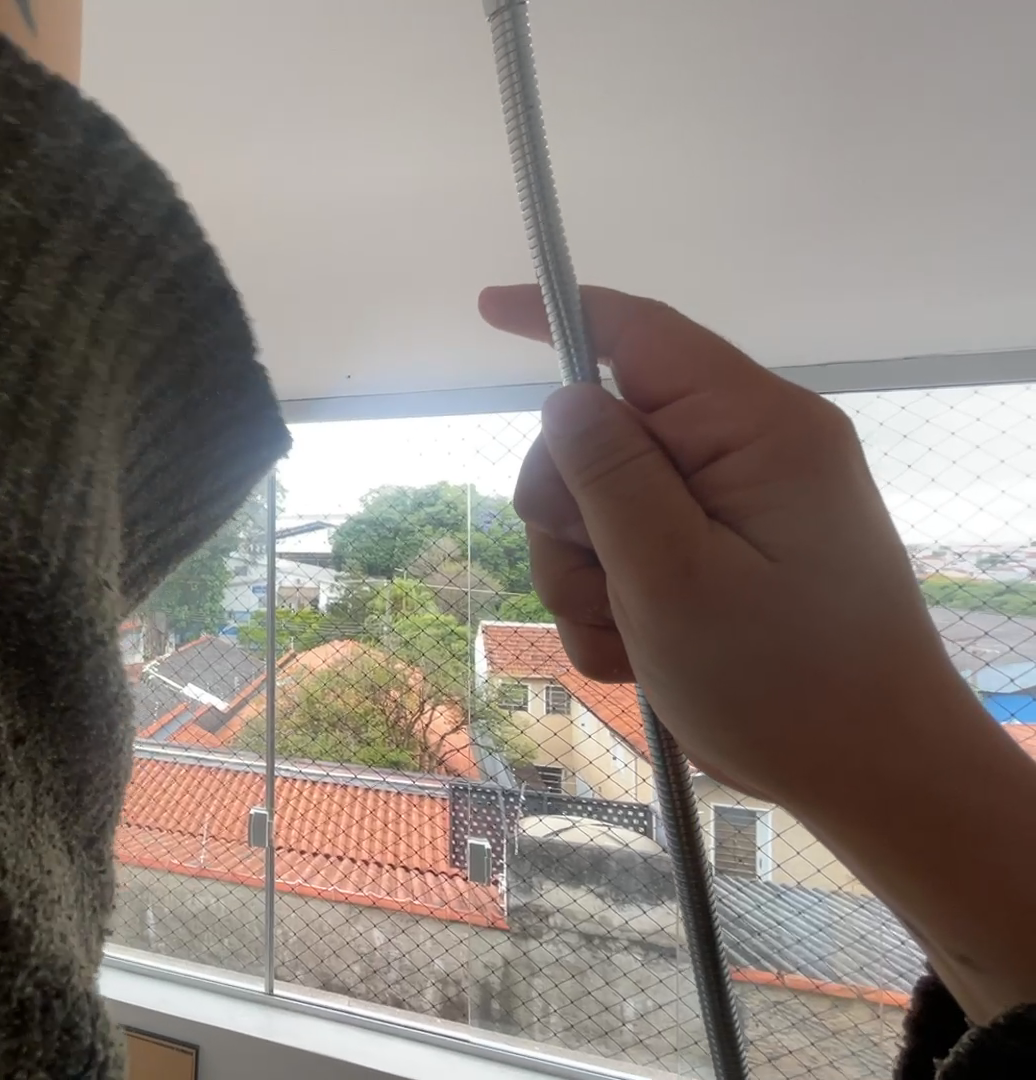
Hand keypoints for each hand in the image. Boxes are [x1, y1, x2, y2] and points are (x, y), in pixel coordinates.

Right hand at [481, 284, 977, 808]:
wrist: (862, 775)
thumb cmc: (779, 680)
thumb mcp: (671, 575)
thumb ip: (610, 474)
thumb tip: (563, 397)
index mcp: (753, 433)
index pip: (640, 338)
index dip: (559, 316)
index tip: (487, 308)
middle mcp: (737, 451)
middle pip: (590, 438)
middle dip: (563, 513)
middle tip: (596, 581)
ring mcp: (718, 501)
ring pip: (584, 503)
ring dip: (576, 571)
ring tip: (622, 632)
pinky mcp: (702, 545)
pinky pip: (605, 548)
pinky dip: (598, 598)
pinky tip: (629, 645)